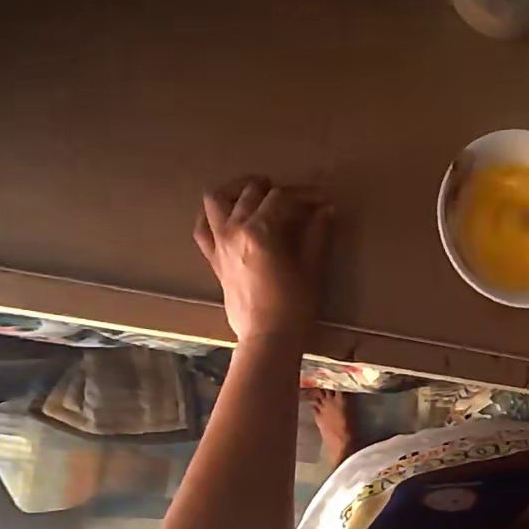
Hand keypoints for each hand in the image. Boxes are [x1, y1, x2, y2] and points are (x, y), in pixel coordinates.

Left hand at [194, 175, 332, 342]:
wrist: (268, 338)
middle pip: (252, 193)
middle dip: (276, 191)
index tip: (322, 199)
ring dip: (237, 190)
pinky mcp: (213, 259)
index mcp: (261, 231)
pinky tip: (226, 215)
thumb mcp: (312, 268)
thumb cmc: (295, 306)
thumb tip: (326, 209)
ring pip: (217, 199)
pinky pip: (202, 228)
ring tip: (256, 194)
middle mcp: (234, 230)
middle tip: (297, 200)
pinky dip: (211, 215)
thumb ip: (317, 234)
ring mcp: (219, 243)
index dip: (304, 195)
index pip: (282, 198)